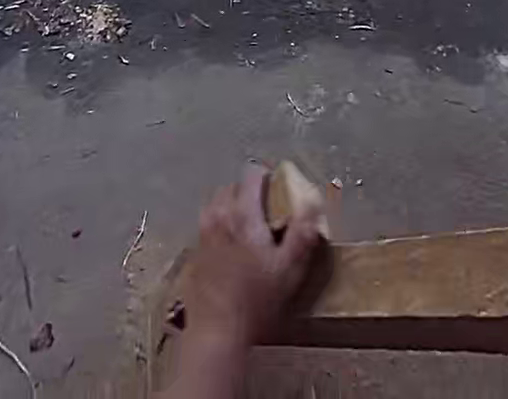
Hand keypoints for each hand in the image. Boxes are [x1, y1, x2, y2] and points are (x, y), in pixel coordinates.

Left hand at [183, 162, 324, 351]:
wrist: (217, 333)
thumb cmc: (256, 299)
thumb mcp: (289, 268)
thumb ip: (302, 233)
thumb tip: (313, 202)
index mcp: (243, 212)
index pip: (251, 174)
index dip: (265, 175)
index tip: (276, 187)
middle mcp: (219, 215)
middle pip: (233, 186)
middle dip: (249, 191)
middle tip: (265, 209)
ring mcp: (203, 233)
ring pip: (217, 203)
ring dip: (232, 205)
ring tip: (246, 223)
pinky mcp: (194, 251)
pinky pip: (208, 224)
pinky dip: (219, 224)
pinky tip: (229, 246)